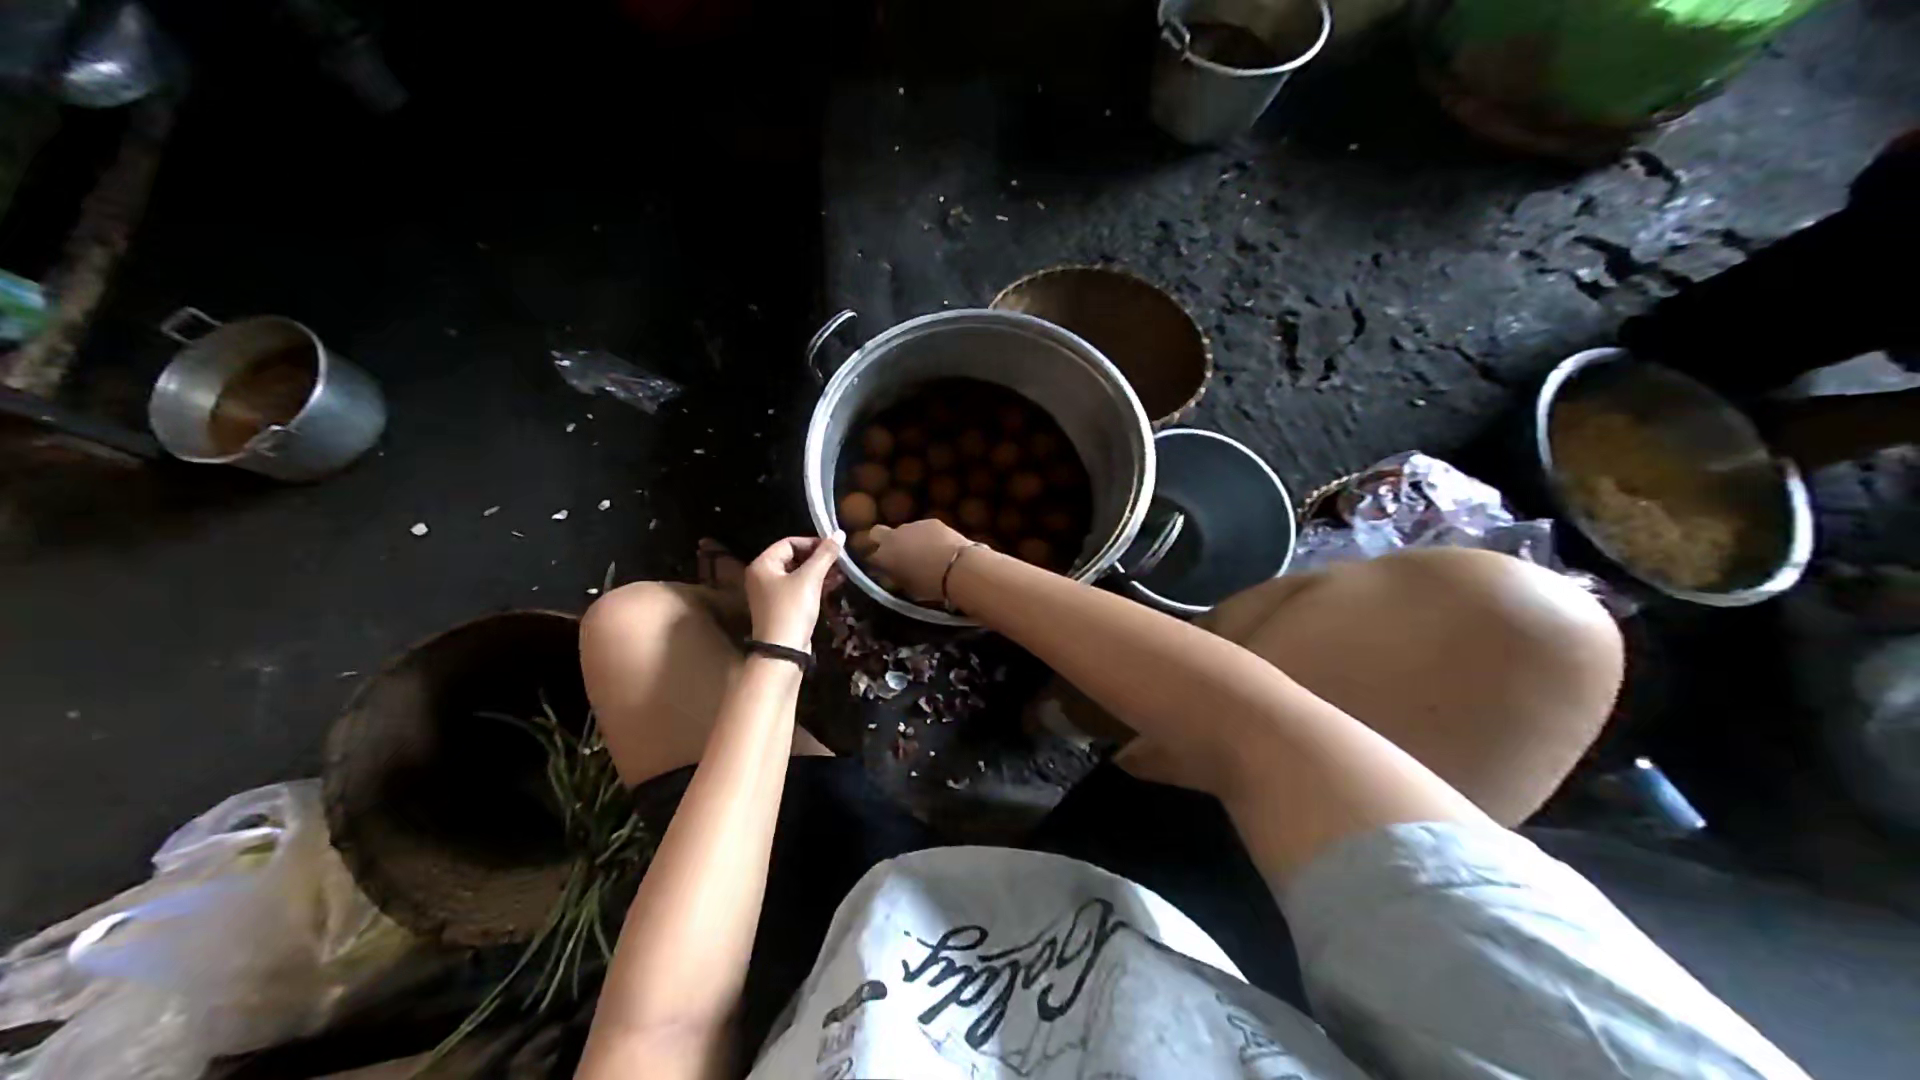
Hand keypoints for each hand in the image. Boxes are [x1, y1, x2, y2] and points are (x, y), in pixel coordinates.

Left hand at [745, 531, 843, 650]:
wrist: (783, 651)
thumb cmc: (792, 609)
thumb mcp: (810, 579)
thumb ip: (825, 555)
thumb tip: (839, 533)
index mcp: (762, 565)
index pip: (789, 542)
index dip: (812, 543)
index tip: (833, 548)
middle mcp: (762, 576)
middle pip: (793, 557)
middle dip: (817, 558)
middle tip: (839, 561)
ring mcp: (771, 593)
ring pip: (798, 574)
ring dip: (819, 571)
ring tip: (841, 572)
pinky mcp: (782, 607)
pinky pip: (799, 588)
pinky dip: (814, 584)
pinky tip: (833, 584)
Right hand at [865, 519, 972, 601]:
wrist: (958, 568)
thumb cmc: (929, 585)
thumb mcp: (906, 587)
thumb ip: (895, 576)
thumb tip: (892, 573)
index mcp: (883, 556)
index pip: (869, 556)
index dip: (875, 562)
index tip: (882, 569)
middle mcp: (893, 537)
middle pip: (878, 533)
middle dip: (883, 541)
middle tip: (897, 554)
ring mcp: (912, 526)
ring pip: (904, 530)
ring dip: (910, 539)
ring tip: (926, 553)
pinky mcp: (931, 521)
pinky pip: (924, 529)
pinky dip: (928, 536)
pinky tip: (940, 547)